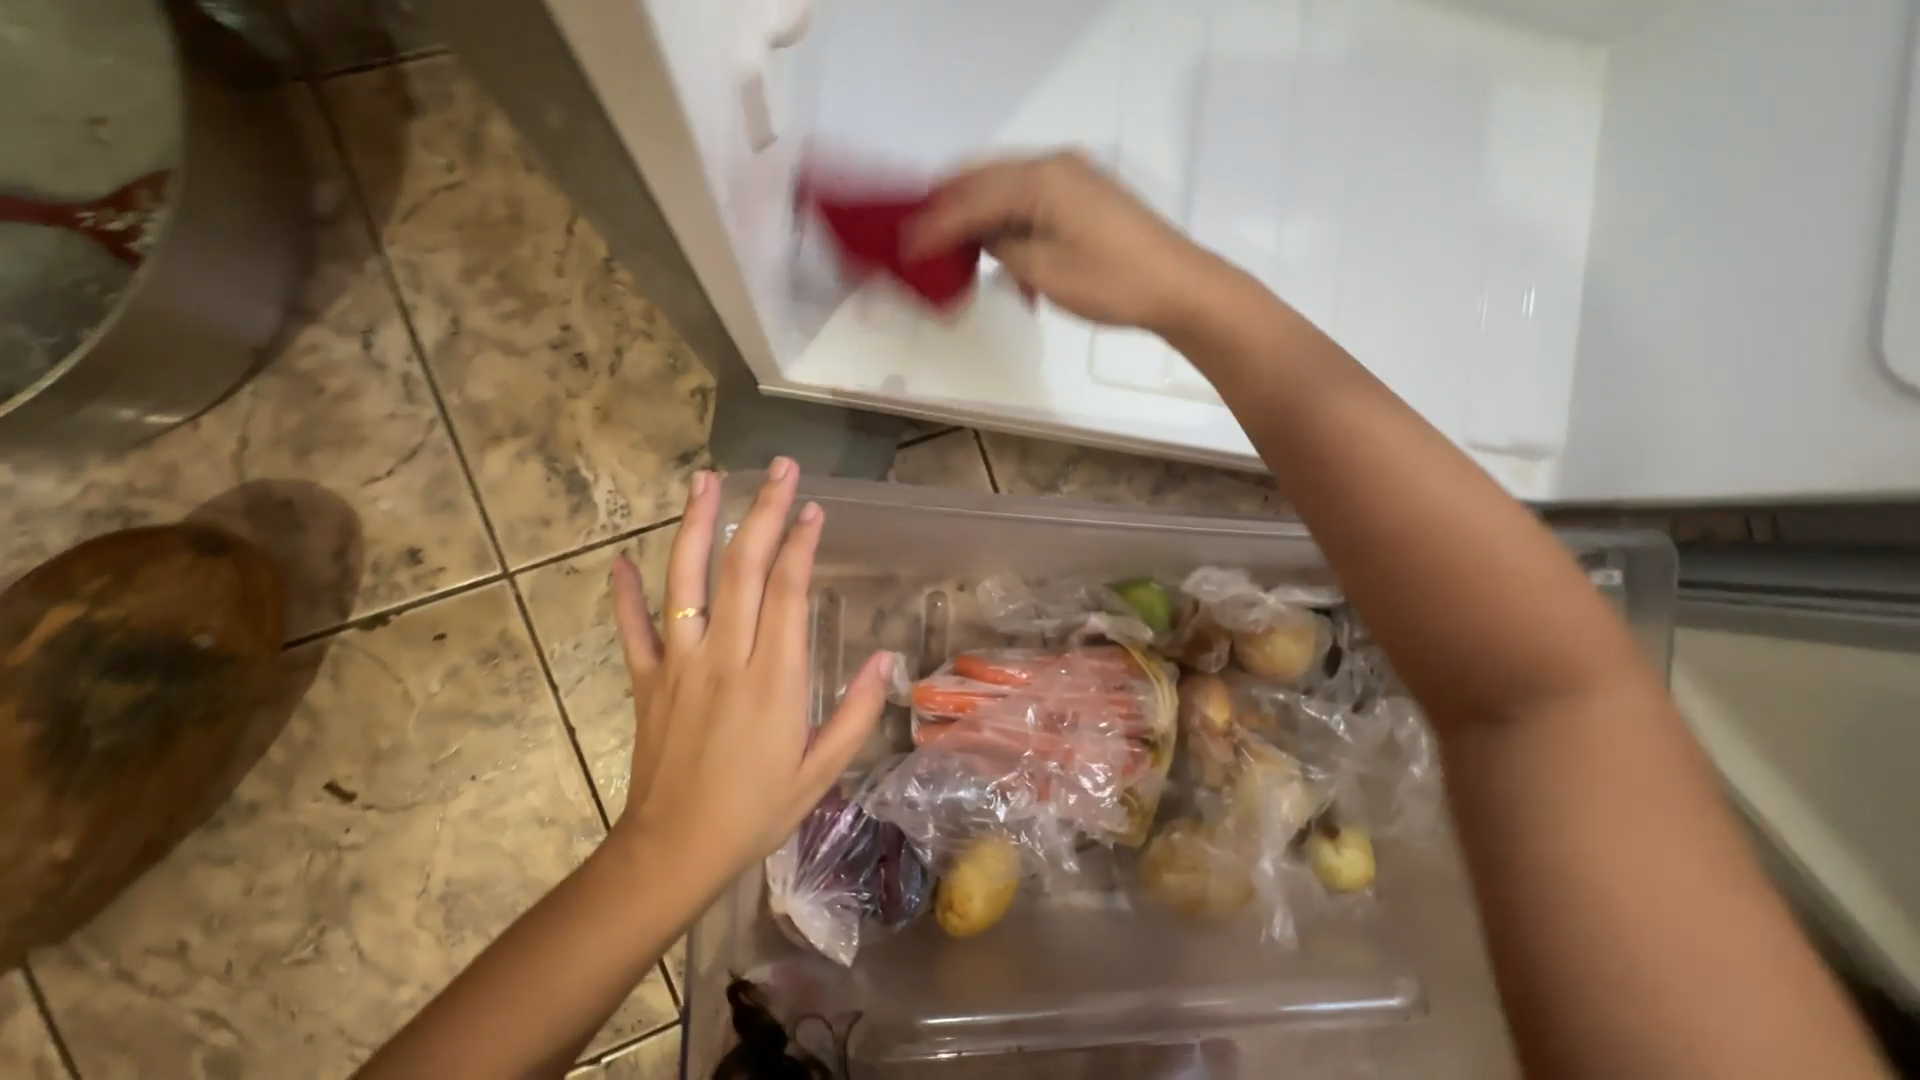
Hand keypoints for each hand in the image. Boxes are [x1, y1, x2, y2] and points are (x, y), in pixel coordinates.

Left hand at [607, 460, 891, 885]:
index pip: (786, 590)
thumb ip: (858, 713)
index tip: (814, 508)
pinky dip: (626, 592)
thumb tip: (888, 659)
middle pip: (741, 567)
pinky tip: (623, 559)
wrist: (674, 850)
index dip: (801, 543)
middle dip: (763, 511)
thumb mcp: (822, 770)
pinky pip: (633, 628)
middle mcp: (724, 657)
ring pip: (685, 580)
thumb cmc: (757, 811)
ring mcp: (678, 664)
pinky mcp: (646, 680)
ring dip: (696, 525)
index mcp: (773, 678)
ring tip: (705, 480)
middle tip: (778, 468)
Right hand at [904, 151, 1225, 333]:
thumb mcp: (1043, 271)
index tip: (902, 246)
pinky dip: (1005, 222)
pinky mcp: (1085, 195)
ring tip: (949, 250)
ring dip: (977, 217)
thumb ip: (1000, 248)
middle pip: (983, 179)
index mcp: (1042, 179)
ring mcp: (1073, 177)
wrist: (1180, 288)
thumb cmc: (1114, 284)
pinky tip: (994, 251)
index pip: (971, 197)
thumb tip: (978, 238)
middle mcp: (1055, 165)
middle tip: (917, 240)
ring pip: (1005, 189)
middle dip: (948, 209)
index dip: (933, 224)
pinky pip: (1029, 199)